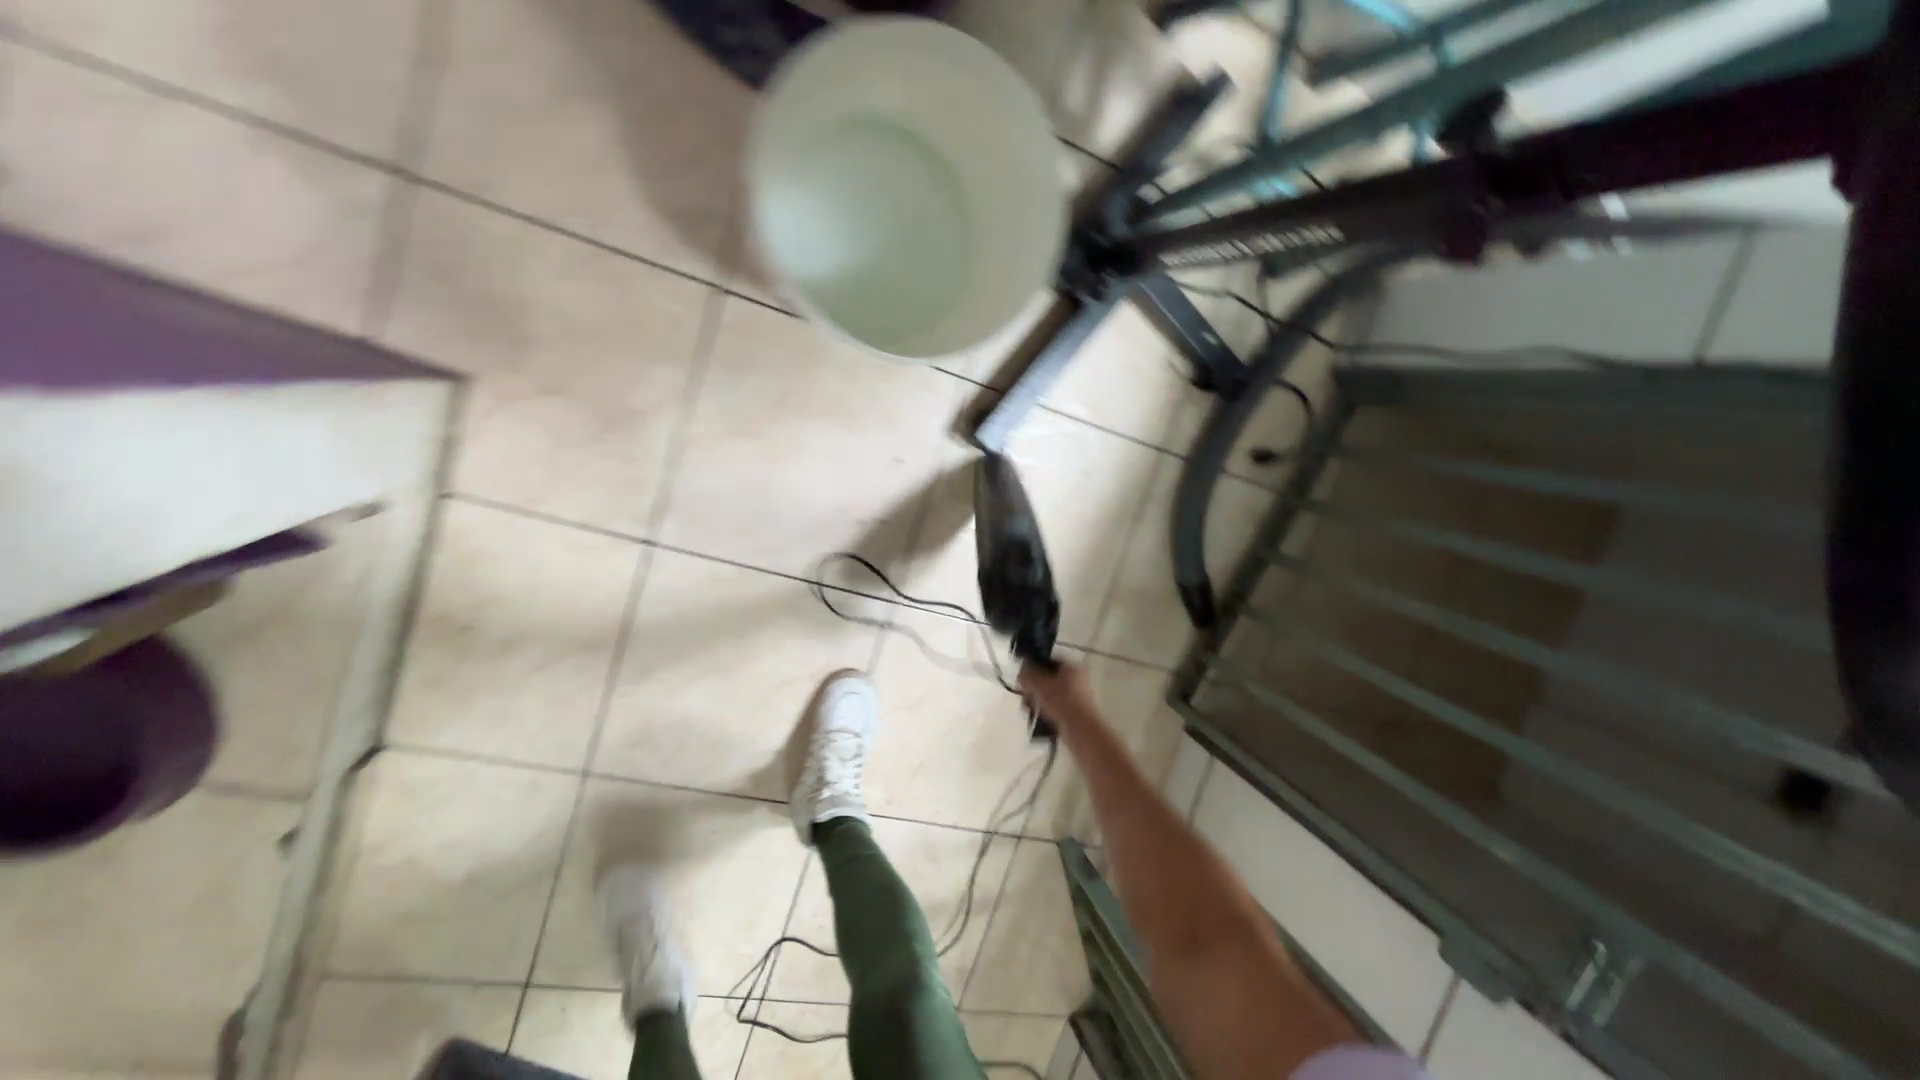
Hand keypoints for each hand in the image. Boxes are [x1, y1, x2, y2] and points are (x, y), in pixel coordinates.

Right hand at [1019, 660, 1095, 730]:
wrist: (1080, 729)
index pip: (1048, 661)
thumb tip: (1021, 674)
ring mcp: (1078, 698)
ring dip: (1037, 702)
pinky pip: (1055, 709)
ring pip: (1051, 696)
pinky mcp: (1076, 714)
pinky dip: (1045, 713)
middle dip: (1033, 689)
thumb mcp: (1038, 684)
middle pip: (1048, 680)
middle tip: (1025, 697)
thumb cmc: (1060, 701)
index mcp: (1071, 667)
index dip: (1033, 668)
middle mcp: (1077, 680)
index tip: (1022, 679)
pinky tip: (1037, 719)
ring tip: (1029, 710)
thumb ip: (1027, 675)